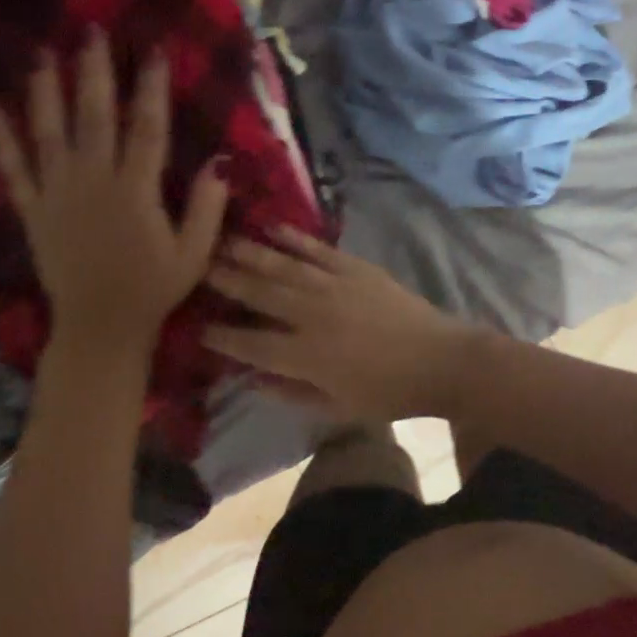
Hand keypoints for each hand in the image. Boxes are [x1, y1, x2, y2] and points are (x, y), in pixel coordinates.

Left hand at [0, 29, 229, 351]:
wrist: (100, 328)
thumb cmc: (154, 291)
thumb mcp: (194, 254)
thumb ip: (207, 207)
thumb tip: (220, 159)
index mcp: (136, 191)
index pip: (146, 127)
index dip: (151, 86)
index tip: (154, 48)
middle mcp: (93, 182)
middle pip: (93, 116)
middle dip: (93, 71)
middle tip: (89, 30)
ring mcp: (58, 195)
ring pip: (48, 133)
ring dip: (44, 91)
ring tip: (41, 54)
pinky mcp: (33, 212)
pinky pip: (13, 170)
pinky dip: (1, 140)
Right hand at [201, 228, 479, 421]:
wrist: (442, 361)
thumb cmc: (390, 393)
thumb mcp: (339, 409)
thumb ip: (292, 393)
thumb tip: (252, 380)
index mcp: (305, 356)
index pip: (250, 344)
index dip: (221, 336)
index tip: (196, 326)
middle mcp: (311, 316)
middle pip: (258, 294)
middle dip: (223, 280)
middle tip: (194, 265)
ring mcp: (334, 287)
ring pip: (281, 266)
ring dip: (248, 252)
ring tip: (220, 239)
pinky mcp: (355, 268)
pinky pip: (317, 250)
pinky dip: (293, 238)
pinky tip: (272, 227)